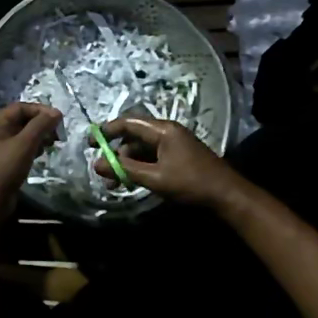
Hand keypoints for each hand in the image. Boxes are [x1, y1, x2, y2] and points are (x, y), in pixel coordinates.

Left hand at [0, 103, 61, 214]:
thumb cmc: (4, 169)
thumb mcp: (25, 144)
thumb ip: (40, 126)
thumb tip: (56, 112)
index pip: (20, 107)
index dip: (40, 110)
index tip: (58, 118)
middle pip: (20, 120)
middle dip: (40, 124)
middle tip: (57, 132)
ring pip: (21, 135)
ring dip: (38, 136)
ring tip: (52, 143)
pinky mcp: (2, 162)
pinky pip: (19, 148)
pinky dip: (32, 147)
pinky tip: (41, 154)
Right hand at [94, 118, 245, 207]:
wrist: (227, 195)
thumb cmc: (191, 183)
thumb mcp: (154, 178)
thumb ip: (125, 170)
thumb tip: (97, 164)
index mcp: (163, 130)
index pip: (128, 123)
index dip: (106, 131)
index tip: (89, 143)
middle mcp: (168, 132)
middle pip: (133, 136)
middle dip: (116, 153)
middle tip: (104, 172)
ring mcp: (174, 144)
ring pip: (142, 149)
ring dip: (127, 163)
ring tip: (116, 183)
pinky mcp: (178, 156)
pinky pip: (152, 156)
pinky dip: (140, 167)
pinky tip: (133, 182)